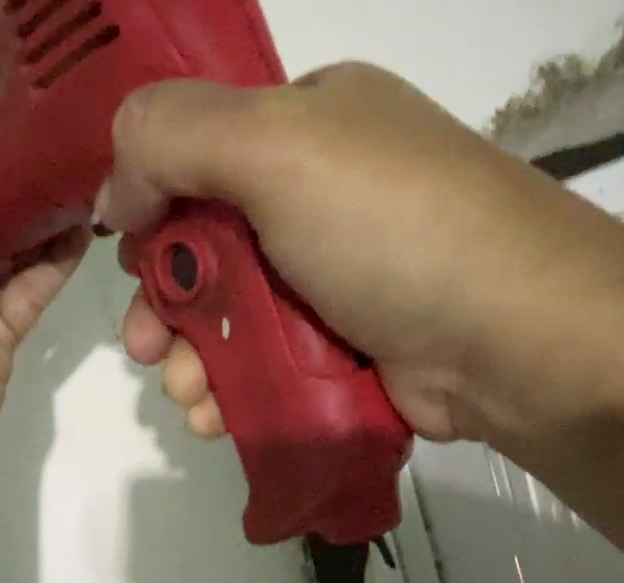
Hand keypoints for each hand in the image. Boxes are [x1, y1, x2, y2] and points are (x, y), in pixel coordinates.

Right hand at [99, 63, 623, 446]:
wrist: (511, 338)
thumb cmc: (389, 228)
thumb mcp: (276, 146)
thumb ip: (171, 140)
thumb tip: (113, 192)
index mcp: (308, 123)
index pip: (198, 153)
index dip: (153, 207)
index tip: (130, 258)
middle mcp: (319, 193)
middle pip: (205, 247)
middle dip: (165, 303)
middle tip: (144, 348)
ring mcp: (333, 276)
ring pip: (230, 317)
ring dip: (192, 361)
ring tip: (191, 398)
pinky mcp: (343, 346)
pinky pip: (264, 363)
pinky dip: (231, 391)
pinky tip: (215, 418)